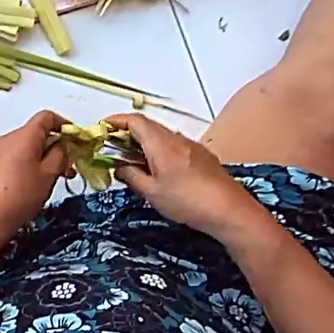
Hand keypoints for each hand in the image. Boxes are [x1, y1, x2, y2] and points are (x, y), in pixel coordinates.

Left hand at [0, 111, 71, 239]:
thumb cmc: (21, 195)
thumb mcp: (49, 174)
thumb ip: (60, 154)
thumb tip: (62, 146)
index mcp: (24, 136)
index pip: (46, 117)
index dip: (64, 124)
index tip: (75, 139)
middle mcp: (8, 138)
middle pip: (36, 132)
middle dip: (55, 145)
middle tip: (67, 166)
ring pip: (26, 145)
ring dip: (43, 156)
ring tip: (53, 178)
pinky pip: (15, 155)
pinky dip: (29, 162)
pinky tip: (34, 182)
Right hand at [105, 113, 262, 242]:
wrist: (231, 212)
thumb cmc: (188, 202)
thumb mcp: (152, 192)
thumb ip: (132, 177)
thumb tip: (119, 168)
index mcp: (161, 144)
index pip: (135, 121)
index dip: (116, 121)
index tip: (102, 127)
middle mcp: (177, 139)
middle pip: (148, 126)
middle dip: (127, 133)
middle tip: (111, 147)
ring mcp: (192, 146)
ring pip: (161, 136)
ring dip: (143, 142)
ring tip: (131, 160)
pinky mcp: (202, 156)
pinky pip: (174, 145)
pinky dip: (158, 150)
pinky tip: (156, 169)